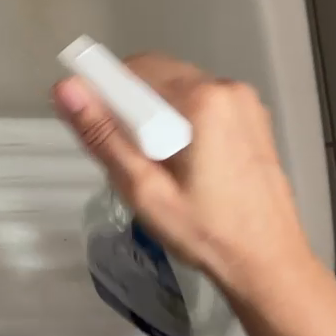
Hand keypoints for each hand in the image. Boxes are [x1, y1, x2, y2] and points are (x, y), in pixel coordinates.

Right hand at [53, 55, 313, 299]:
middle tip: (129, 155)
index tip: (104, 134)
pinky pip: (199, 101)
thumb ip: (102, 134)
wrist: (270, 265)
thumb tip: (65, 87)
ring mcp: (245, 102)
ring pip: (176, 87)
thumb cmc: (204, 232)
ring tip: (155, 163)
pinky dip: (179, 120)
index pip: (134, 70)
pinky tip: (181, 162)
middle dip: (132, 106)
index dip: (108, 97)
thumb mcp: (142, 188)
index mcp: (203, 99)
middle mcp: (227, 88)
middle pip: (156, 74)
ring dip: (154, 113)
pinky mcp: (252, 117)